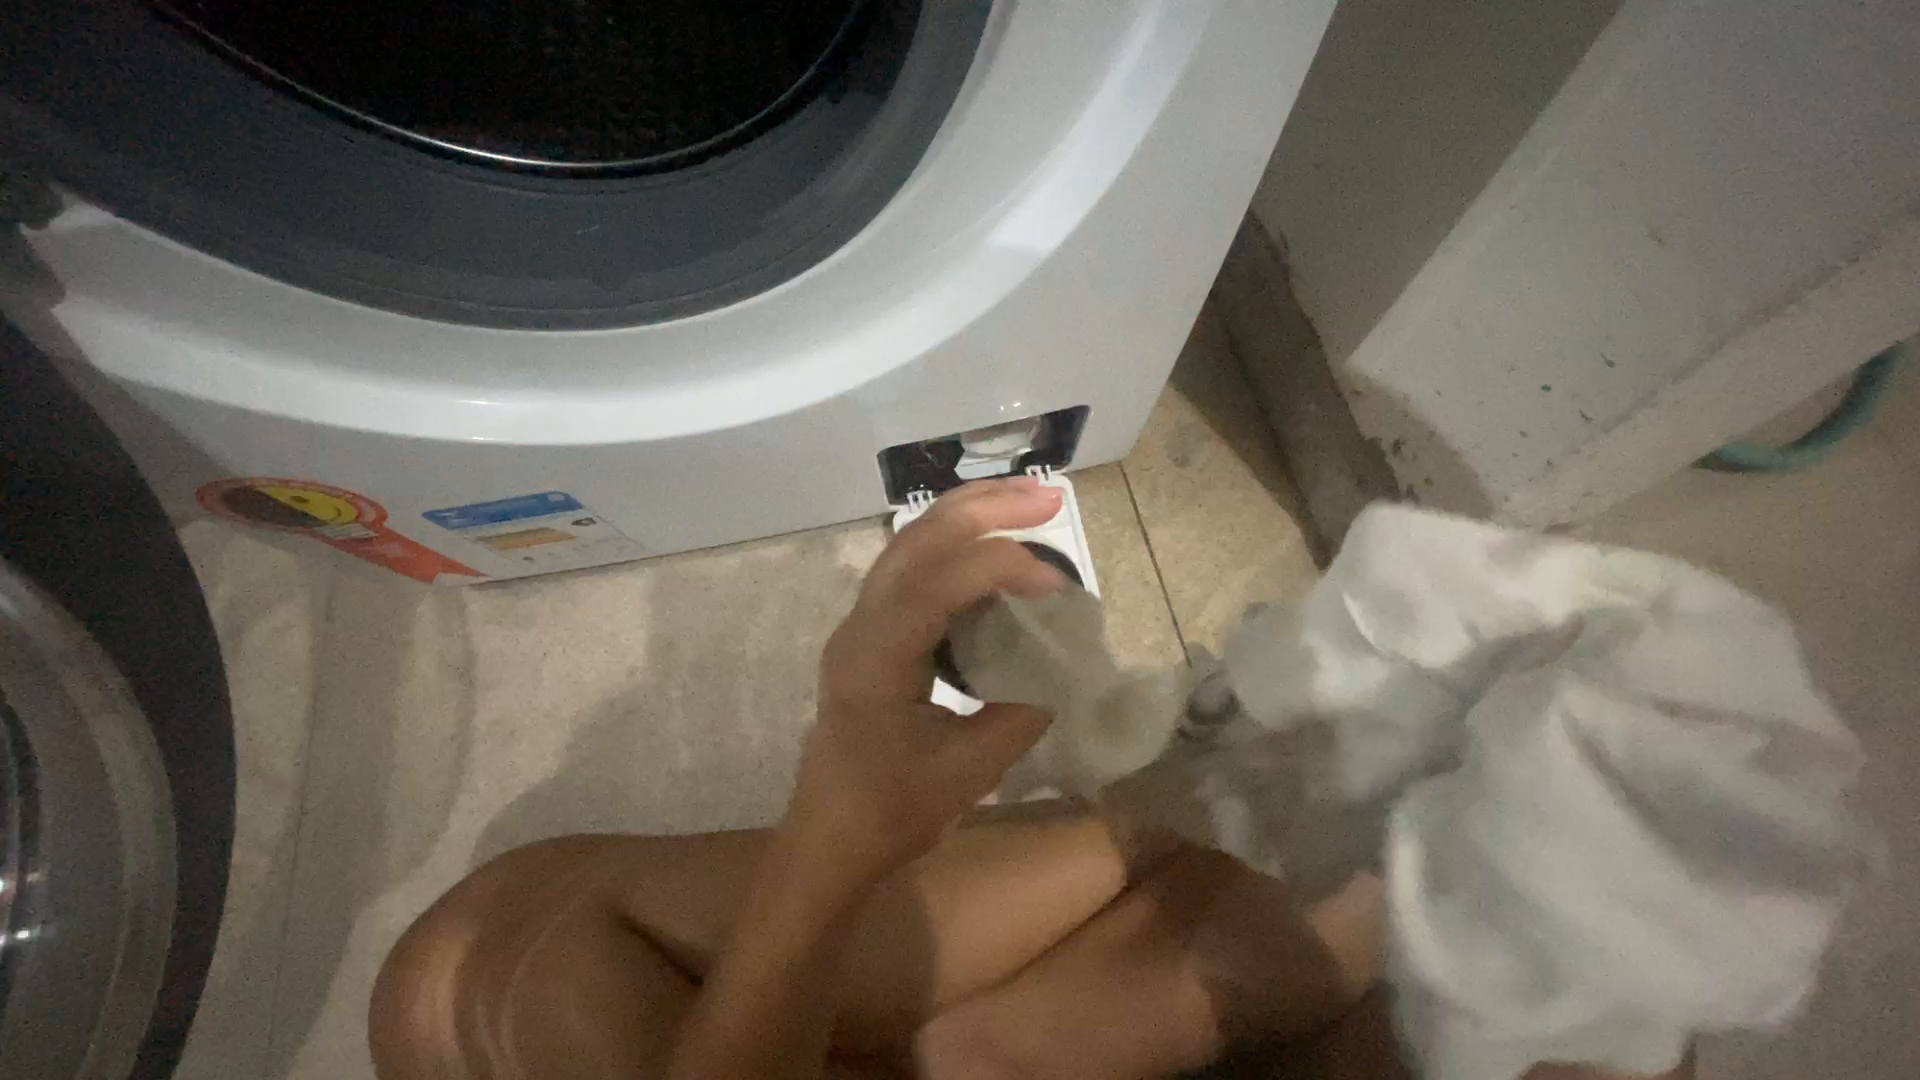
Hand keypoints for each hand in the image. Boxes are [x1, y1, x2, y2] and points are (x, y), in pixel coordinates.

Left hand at [785, 476, 1068, 878]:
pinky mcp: (872, 631)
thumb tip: (1059, 670)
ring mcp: (861, 623)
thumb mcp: (967, 773)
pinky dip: (955, 546)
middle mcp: (860, 624)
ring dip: (968, 515)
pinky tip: (993, 548)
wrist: (829, 837)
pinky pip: (912, 569)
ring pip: (910, 544)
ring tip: (1027, 501)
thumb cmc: (889, 812)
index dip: (1001, 567)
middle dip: (985, 508)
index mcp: (874, 657)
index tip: (1058, 583)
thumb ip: (1018, 715)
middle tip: (1050, 496)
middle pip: (917, 539)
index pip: (936, 583)